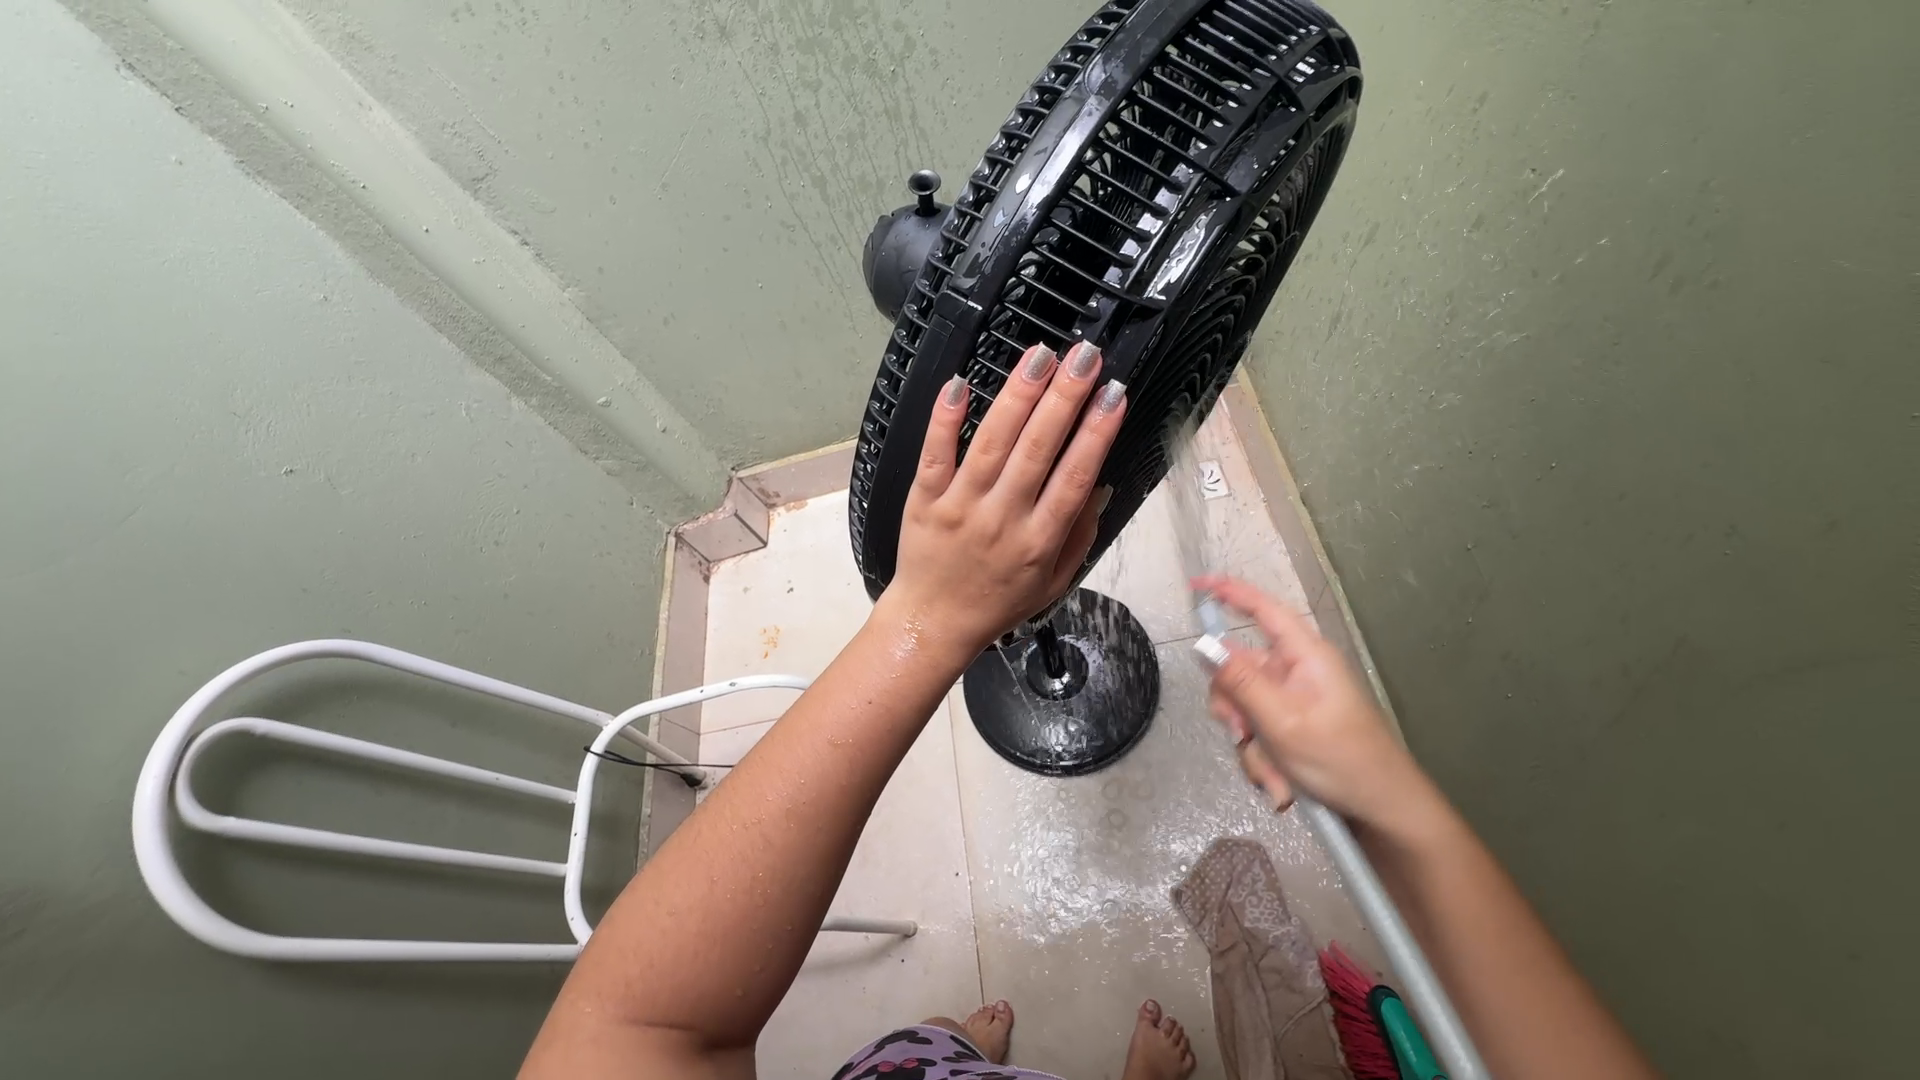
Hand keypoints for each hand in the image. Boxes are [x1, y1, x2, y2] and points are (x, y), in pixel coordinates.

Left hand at [880, 342, 1126, 658]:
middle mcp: (1001, 519)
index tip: (1113, 392)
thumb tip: (1100, 485)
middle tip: (1085, 355)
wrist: (933, 623)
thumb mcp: (1054, 583)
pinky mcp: (924, 499)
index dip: (1096, 432)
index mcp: (1039, 541)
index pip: (1074, 477)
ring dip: (1017, 395)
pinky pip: (934, 454)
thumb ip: (1079, 536)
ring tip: (1040, 356)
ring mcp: (959, 506)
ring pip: (991, 443)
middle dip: (1064, 398)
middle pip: (1036, 450)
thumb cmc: (999, 602)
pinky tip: (960, 383)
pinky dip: (945, 419)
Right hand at [1198, 576, 1427, 825]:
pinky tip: (1280, 785)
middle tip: (1240, 733)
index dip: (1228, 592)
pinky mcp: (1291, 726)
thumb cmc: (1341, 759)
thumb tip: (1205, 647)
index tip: (1195, 585)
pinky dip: (1261, 759)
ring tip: (1273, 775)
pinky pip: (1256, 732)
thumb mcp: (1283, 720)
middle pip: (1238, 669)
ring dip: (1249, 744)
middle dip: (1233, 708)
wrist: (1383, 811)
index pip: (1262, 609)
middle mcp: (1296, 671)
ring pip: (1243, 708)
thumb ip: (1240, 682)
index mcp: (1304, 655)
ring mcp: (1293, 700)